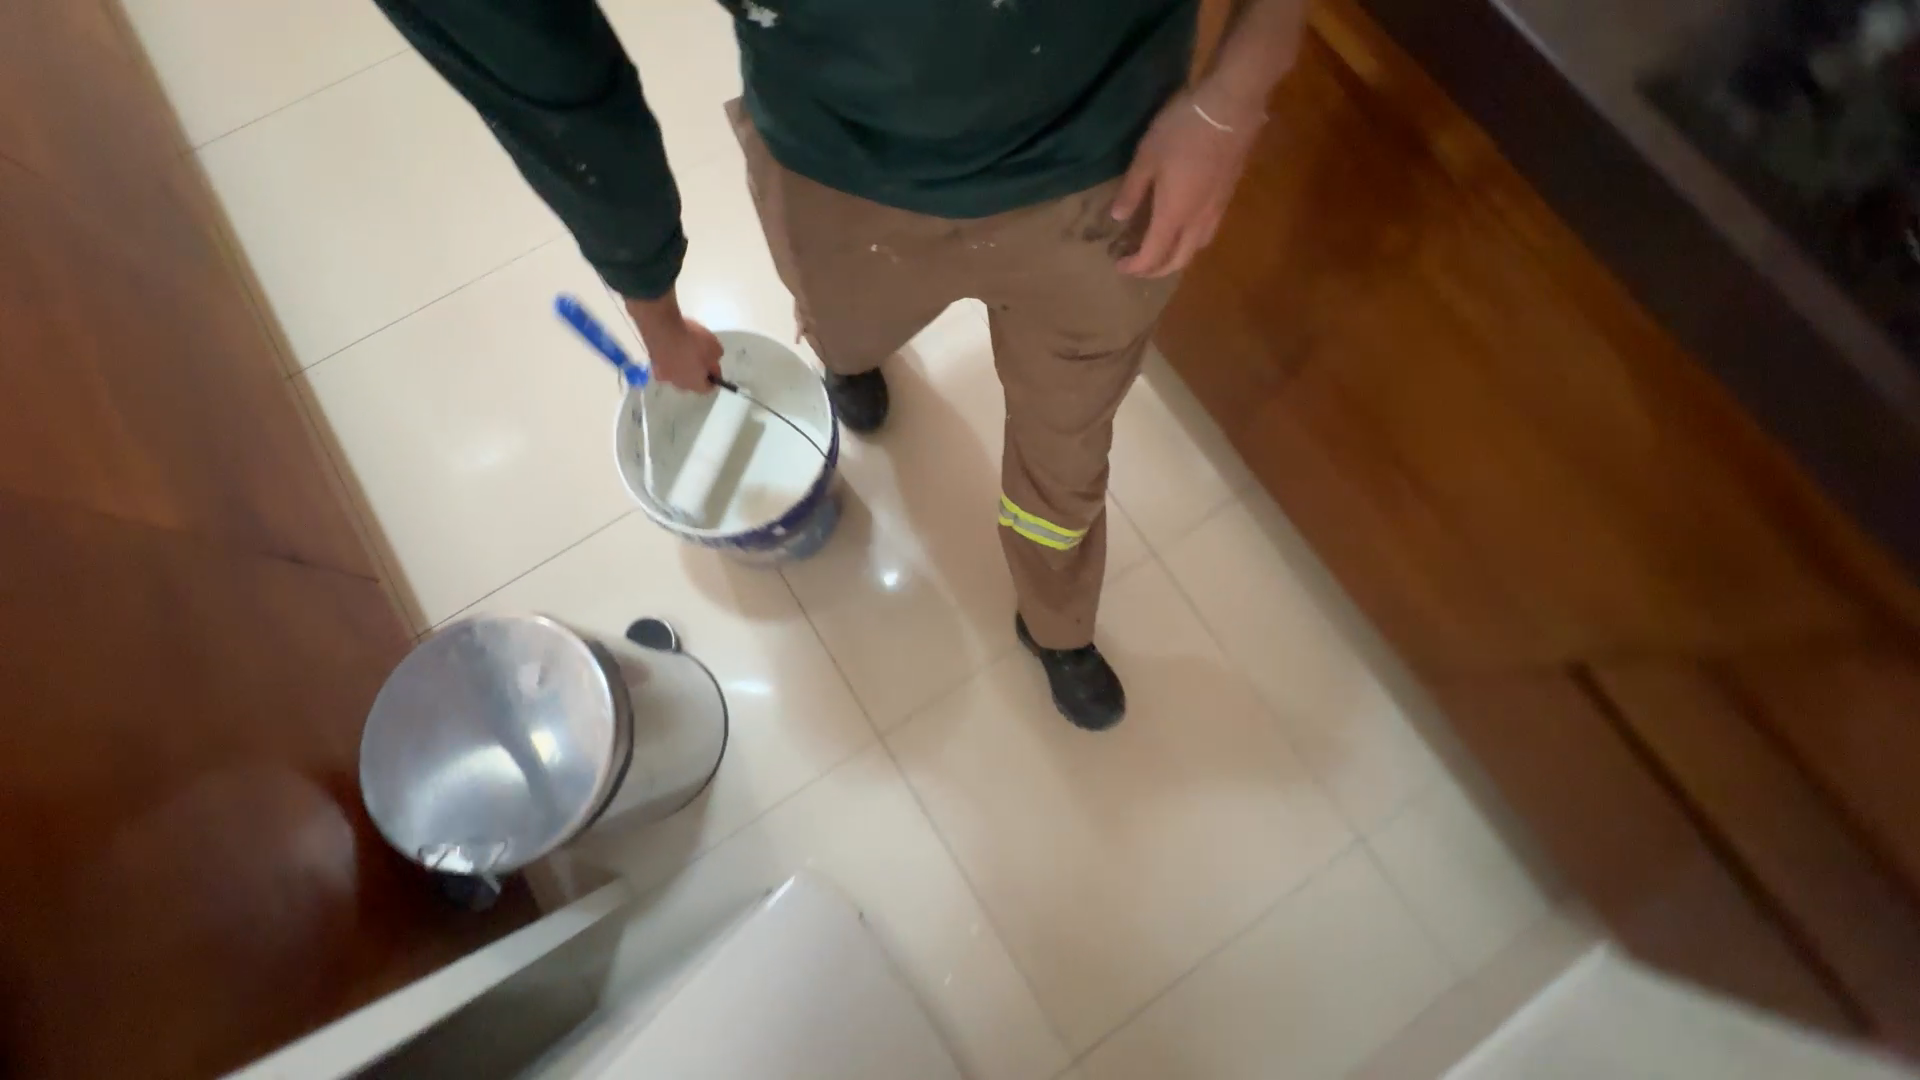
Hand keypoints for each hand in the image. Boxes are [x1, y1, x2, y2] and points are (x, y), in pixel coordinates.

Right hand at [625, 291, 722, 391]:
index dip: (714, 377)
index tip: (715, 365)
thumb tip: (712, 360)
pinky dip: (670, 355)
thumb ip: (716, 357)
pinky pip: (666, 361)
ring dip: (682, 363)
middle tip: (701, 356)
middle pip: (691, 381)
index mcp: (695, 385)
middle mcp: (678, 384)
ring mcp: (662, 374)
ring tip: (686, 347)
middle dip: (697, 371)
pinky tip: (673, 342)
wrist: (661, 327)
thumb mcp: (716, 348)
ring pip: (677, 372)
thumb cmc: (692, 341)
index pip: (708, 388)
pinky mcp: (651, 361)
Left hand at [1111, 90, 1262, 277]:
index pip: (1152, 257)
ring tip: (1161, 252)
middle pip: (1178, 261)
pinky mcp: (1228, 196)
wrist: (1233, 104)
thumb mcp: (1146, 157)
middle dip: (1156, 270)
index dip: (1135, 267)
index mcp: (1173, 216)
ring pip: (1196, 249)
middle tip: (1139, 267)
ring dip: (1176, 258)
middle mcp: (1197, 221)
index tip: (1119, 265)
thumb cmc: (1183, 129)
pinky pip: (1208, 232)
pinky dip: (1191, 241)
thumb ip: (1131, 190)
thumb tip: (1118, 218)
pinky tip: (1184, 228)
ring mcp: (1216, 209)